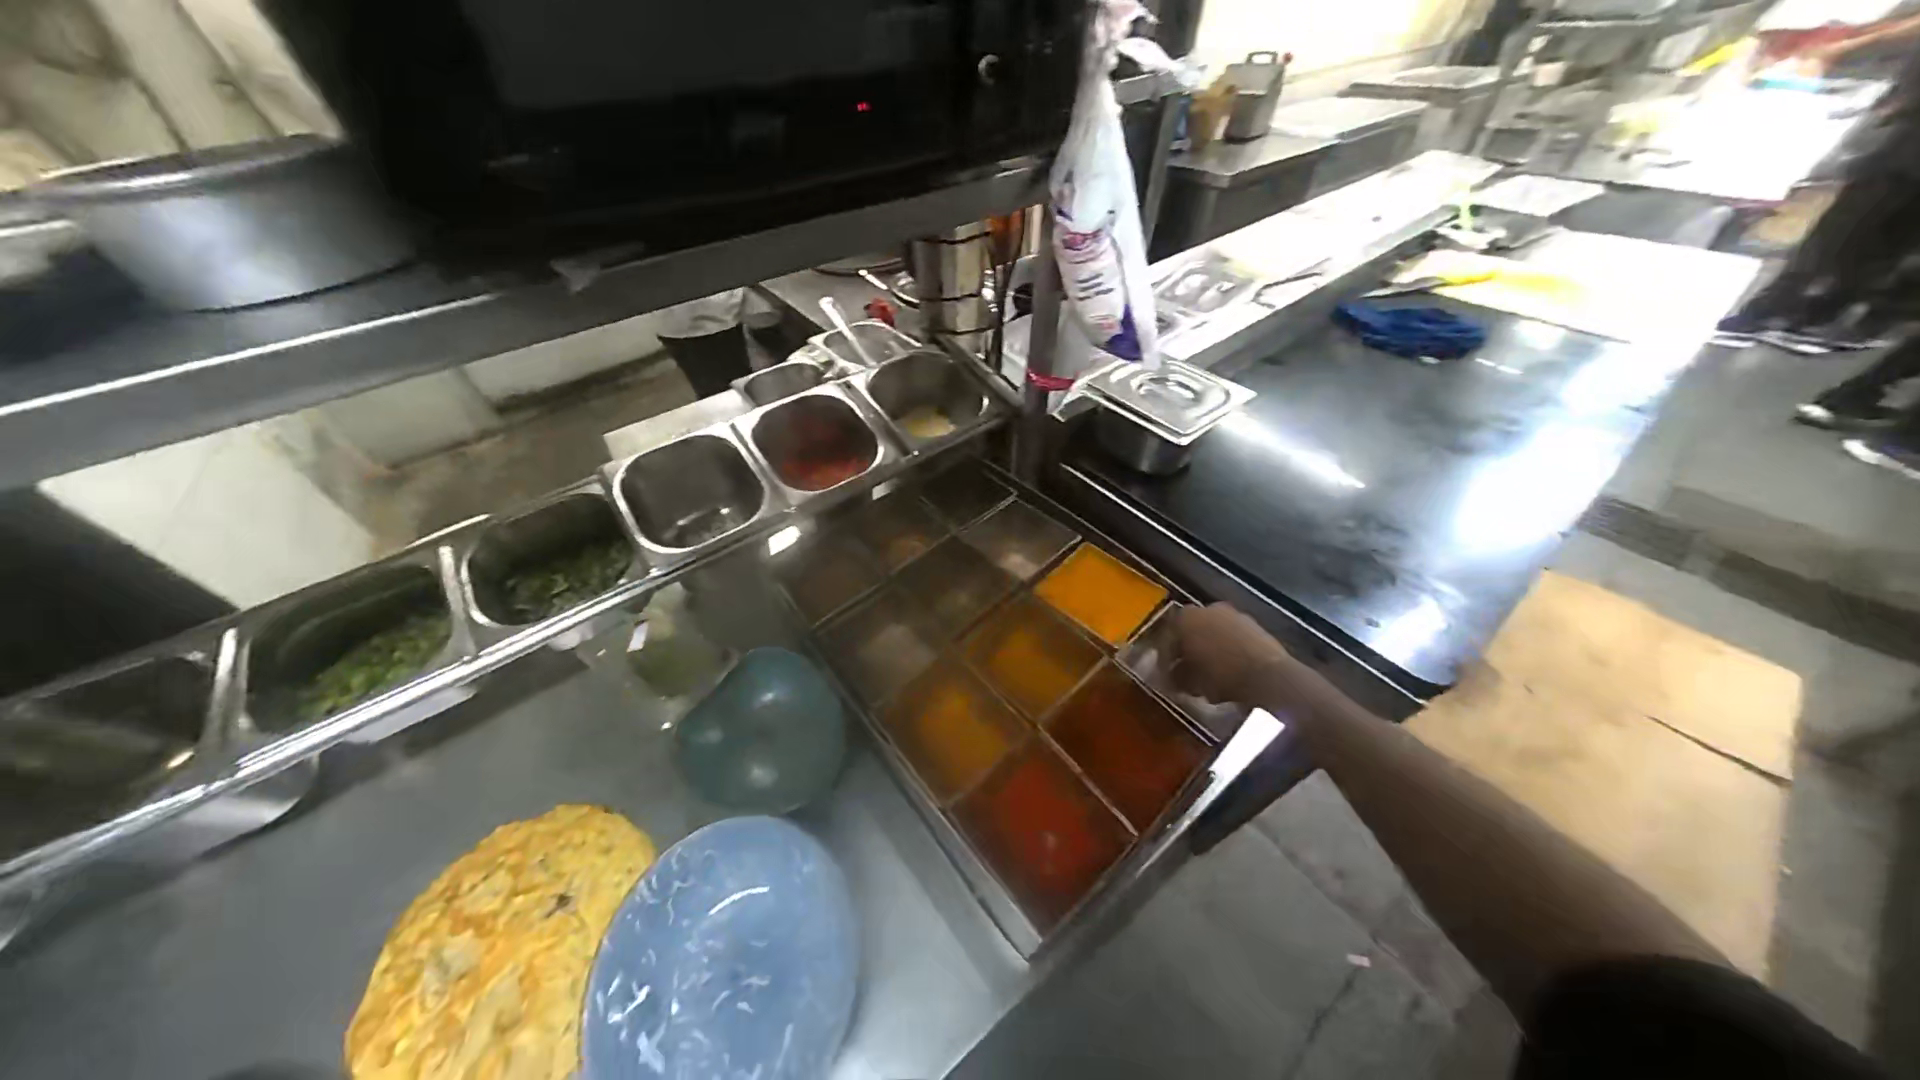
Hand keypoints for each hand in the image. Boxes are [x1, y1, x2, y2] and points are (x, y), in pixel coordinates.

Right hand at [1168, 603, 1299, 704]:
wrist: (1267, 677)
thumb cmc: (1219, 676)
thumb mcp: (1188, 681)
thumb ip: (1175, 675)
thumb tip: (1172, 674)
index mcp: (1185, 618)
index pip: (1167, 636)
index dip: (1165, 657)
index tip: (1166, 673)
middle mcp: (1208, 609)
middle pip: (1191, 630)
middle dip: (1189, 648)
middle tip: (1187, 670)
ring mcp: (1235, 614)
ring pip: (1214, 632)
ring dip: (1210, 648)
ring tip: (1210, 672)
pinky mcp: (1256, 626)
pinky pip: (1234, 637)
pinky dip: (1230, 649)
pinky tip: (1231, 669)